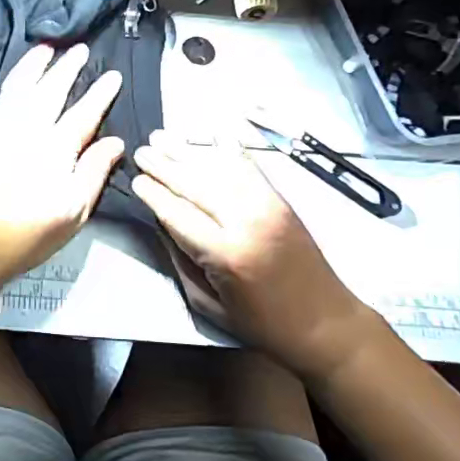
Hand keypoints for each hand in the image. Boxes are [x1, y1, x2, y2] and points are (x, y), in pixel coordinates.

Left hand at [0, 33, 123, 287]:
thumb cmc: (24, 236)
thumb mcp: (73, 213)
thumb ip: (94, 172)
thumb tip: (116, 141)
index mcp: (58, 148)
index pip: (86, 113)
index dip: (101, 93)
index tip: (113, 75)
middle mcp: (29, 126)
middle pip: (54, 90)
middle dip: (70, 68)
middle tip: (81, 49)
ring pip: (19, 82)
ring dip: (34, 63)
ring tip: (46, 48)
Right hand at [132, 130, 380, 379]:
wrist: (323, 319)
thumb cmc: (262, 324)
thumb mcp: (209, 305)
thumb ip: (182, 262)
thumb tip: (162, 225)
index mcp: (225, 254)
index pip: (179, 214)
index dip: (155, 195)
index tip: (136, 180)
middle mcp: (246, 220)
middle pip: (196, 184)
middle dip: (166, 166)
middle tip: (143, 151)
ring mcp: (266, 204)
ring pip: (220, 169)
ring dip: (190, 151)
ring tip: (164, 137)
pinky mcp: (280, 199)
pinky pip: (249, 167)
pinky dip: (228, 150)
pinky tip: (211, 137)